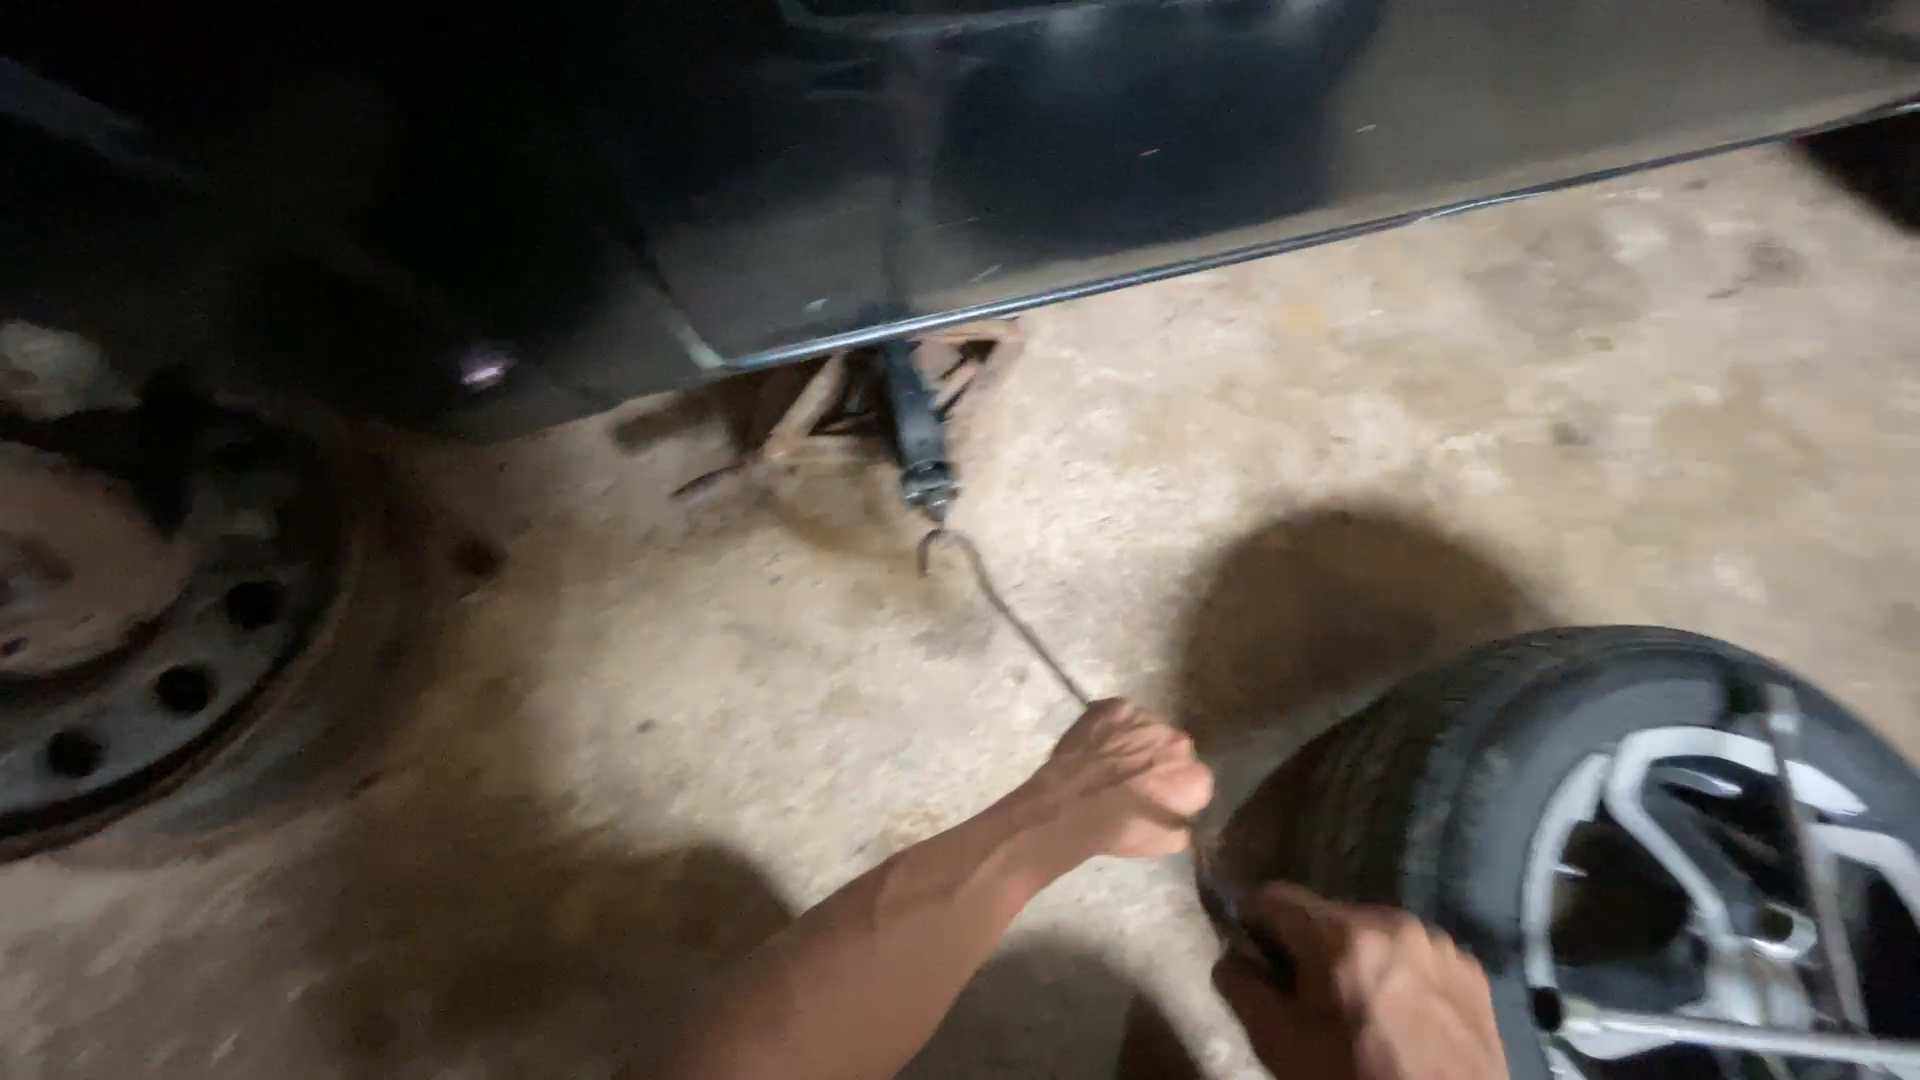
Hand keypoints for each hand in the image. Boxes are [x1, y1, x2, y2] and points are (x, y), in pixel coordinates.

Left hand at [1002, 698, 1213, 861]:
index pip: (1197, 782)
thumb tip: (1182, 814)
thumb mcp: (1165, 843)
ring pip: (1149, 729)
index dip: (1178, 792)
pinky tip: (1100, 742)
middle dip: (1162, 761)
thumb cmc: (1118, 829)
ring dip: (1139, 741)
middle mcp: (1177, 740)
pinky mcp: (1114, 704)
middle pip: (1175, 750)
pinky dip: (1115, 725)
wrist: (1067, 804)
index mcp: (1195, 776)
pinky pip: (1122, 714)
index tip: (1160, 799)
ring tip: (1115, 759)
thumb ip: (1184, 824)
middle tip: (1136, 777)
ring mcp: (1144, 718)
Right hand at [1213, 883, 1506, 1079]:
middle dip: (1309, 945)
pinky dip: (1399, 973)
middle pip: (1323, 915)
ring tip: (1363, 1009)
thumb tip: (1232, 954)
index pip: (1272, 896)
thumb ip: (1240, 985)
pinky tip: (1404, 1016)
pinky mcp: (1470, 968)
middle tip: (1312, 996)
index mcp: (1340, 934)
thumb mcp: (1278, 1044)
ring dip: (1355, 957)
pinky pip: (1413, 953)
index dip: (1255, 923)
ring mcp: (1436, 942)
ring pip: (1370, 931)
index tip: (1256, 957)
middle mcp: (1391, 921)